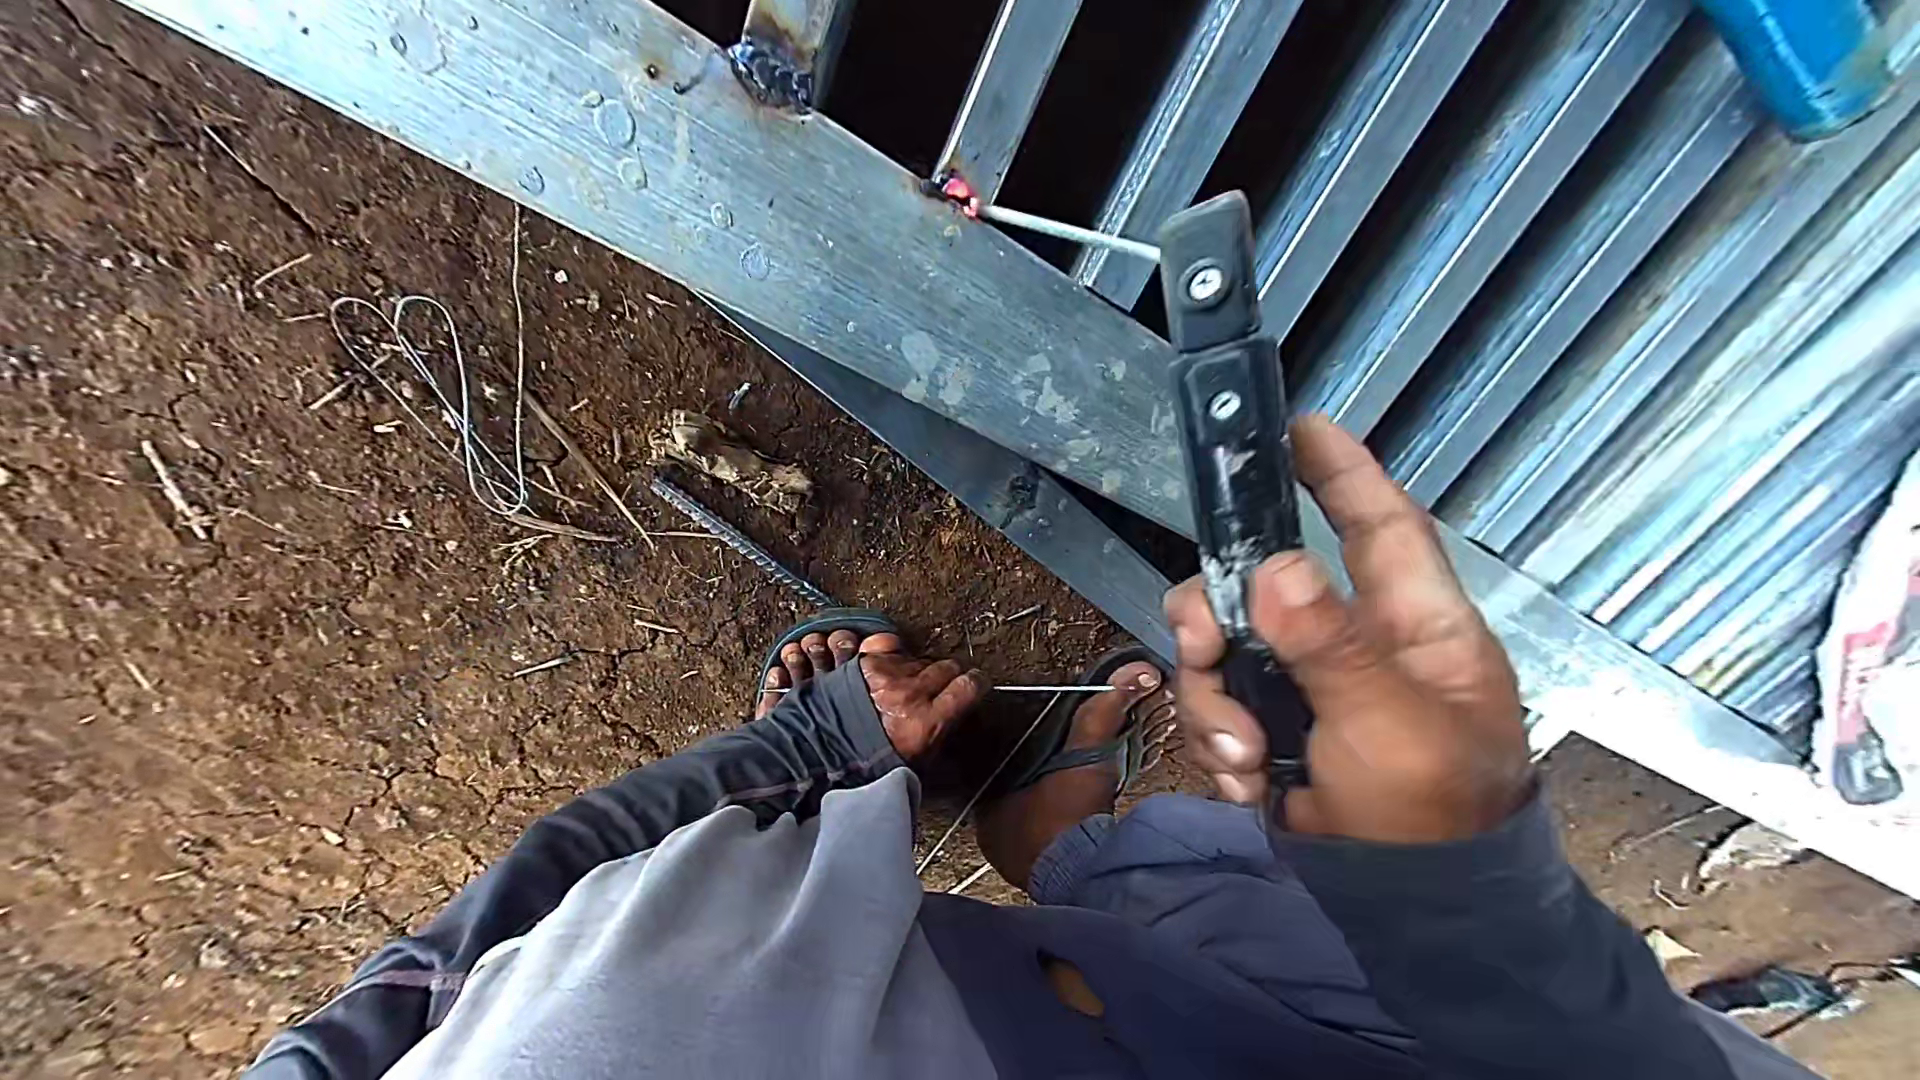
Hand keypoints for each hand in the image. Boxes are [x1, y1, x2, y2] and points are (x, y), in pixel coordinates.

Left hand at [860, 652, 984, 760]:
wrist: (819, 753)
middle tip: (936, 689)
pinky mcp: (865, 662)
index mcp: (926, 722)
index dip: (975, 683)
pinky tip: (890, 664)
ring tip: (903, 687)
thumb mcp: (916, 762)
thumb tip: (959, 712)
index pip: (968, 686)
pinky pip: (890, 643)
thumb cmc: (867, 764)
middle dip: (947, 676)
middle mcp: (910, 693)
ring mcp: (887, 674)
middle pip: (947, 667)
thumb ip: (941, 732)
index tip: (974, 684)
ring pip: (920, 658)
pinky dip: (892, 651)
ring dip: (918, 670)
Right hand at [1164, 415, 1530, 843]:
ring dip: (1209, 698)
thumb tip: (1276, 567)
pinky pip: (1207, 694)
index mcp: (1407, 623)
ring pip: (1214, 643)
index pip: (1377, 524)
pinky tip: (1241, 777)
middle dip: (1212, 615)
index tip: (1298, 426)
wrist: (1396, 903)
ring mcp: (1294, 674)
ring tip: (1239, 756)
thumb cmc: (1430, 813)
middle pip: (1250, 582)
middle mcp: (1341, 634)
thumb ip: (1337, 650)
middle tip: (1201, 650)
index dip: (1340, 470)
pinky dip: (1210, 733)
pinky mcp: (1260, 711)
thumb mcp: (1393, 731)